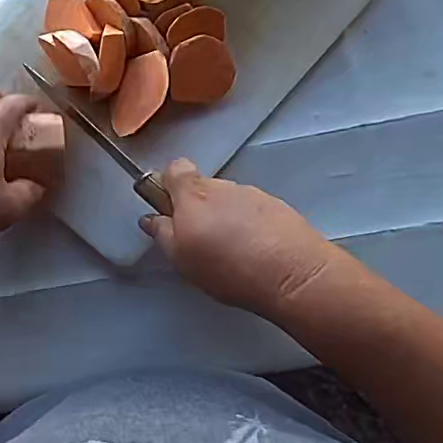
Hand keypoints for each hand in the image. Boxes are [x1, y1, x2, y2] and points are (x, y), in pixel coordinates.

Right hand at [141, 159, 342, 317]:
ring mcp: (252, 193)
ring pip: (229, 200)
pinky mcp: (276, 206)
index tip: (169, 208)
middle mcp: (222, 186)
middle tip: (200, 240)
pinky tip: (254, 251)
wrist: (291, 273)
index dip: (169, 184)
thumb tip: (151, 219)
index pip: (174, 169)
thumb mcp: (181, 258)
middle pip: (203, 187)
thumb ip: (162, 233)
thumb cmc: (229, 267)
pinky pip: (253, 211)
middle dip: (198, 208)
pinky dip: (249, 225)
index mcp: (193, 194)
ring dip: (226, 218)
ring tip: (231, 251)